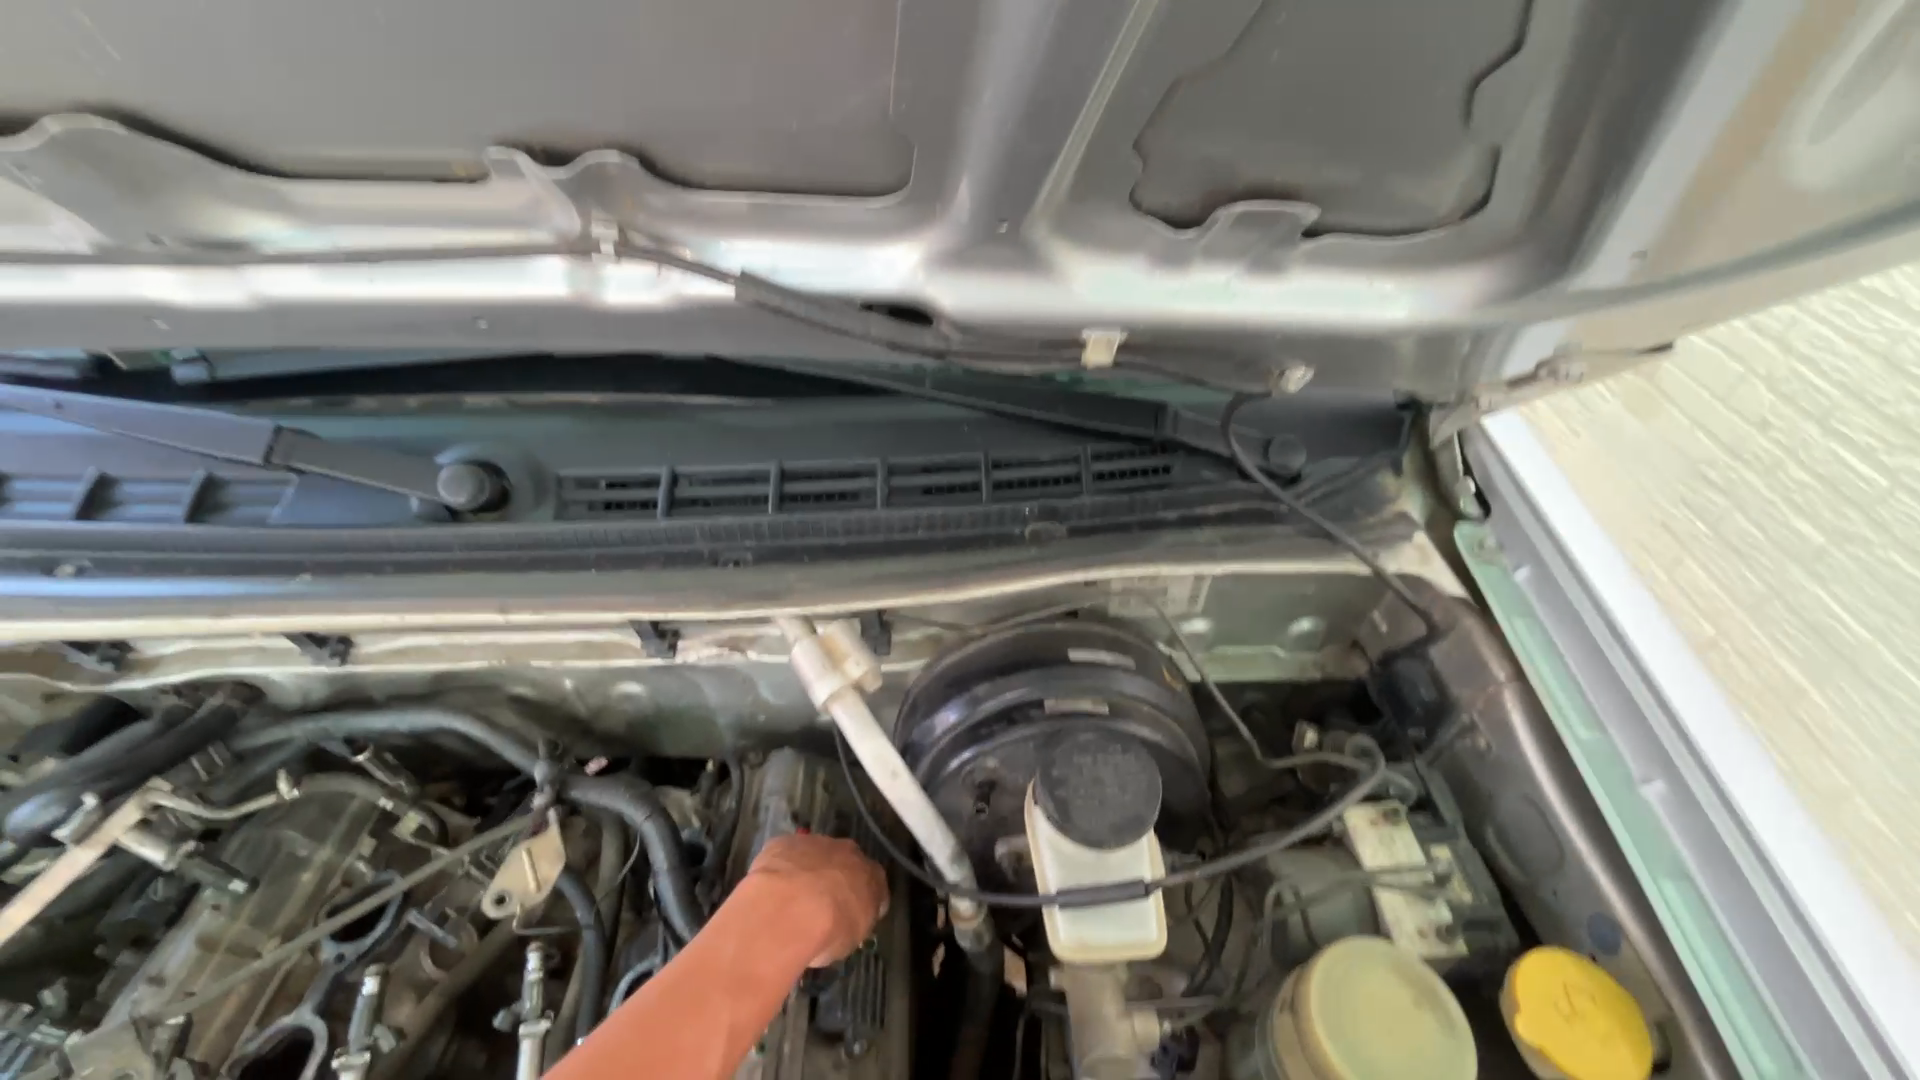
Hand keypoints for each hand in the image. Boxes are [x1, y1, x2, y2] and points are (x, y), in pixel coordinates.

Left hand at [745, 833, 888, 966]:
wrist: (791, 908)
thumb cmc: (829, 931)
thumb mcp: (851, 941)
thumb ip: (852, 924)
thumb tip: (845, 922)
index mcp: (872, 876)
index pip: (875, 885)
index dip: (863, 901)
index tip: (851, 917)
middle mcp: (848, 852)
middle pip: (845, 863)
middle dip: (835, 880)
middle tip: (819, 906)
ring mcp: (816, 843)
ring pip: (814, 855)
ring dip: (807, 872)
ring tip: (790, 900)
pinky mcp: (785, 842)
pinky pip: (785, 853)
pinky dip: (780, 867)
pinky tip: (771, 888)